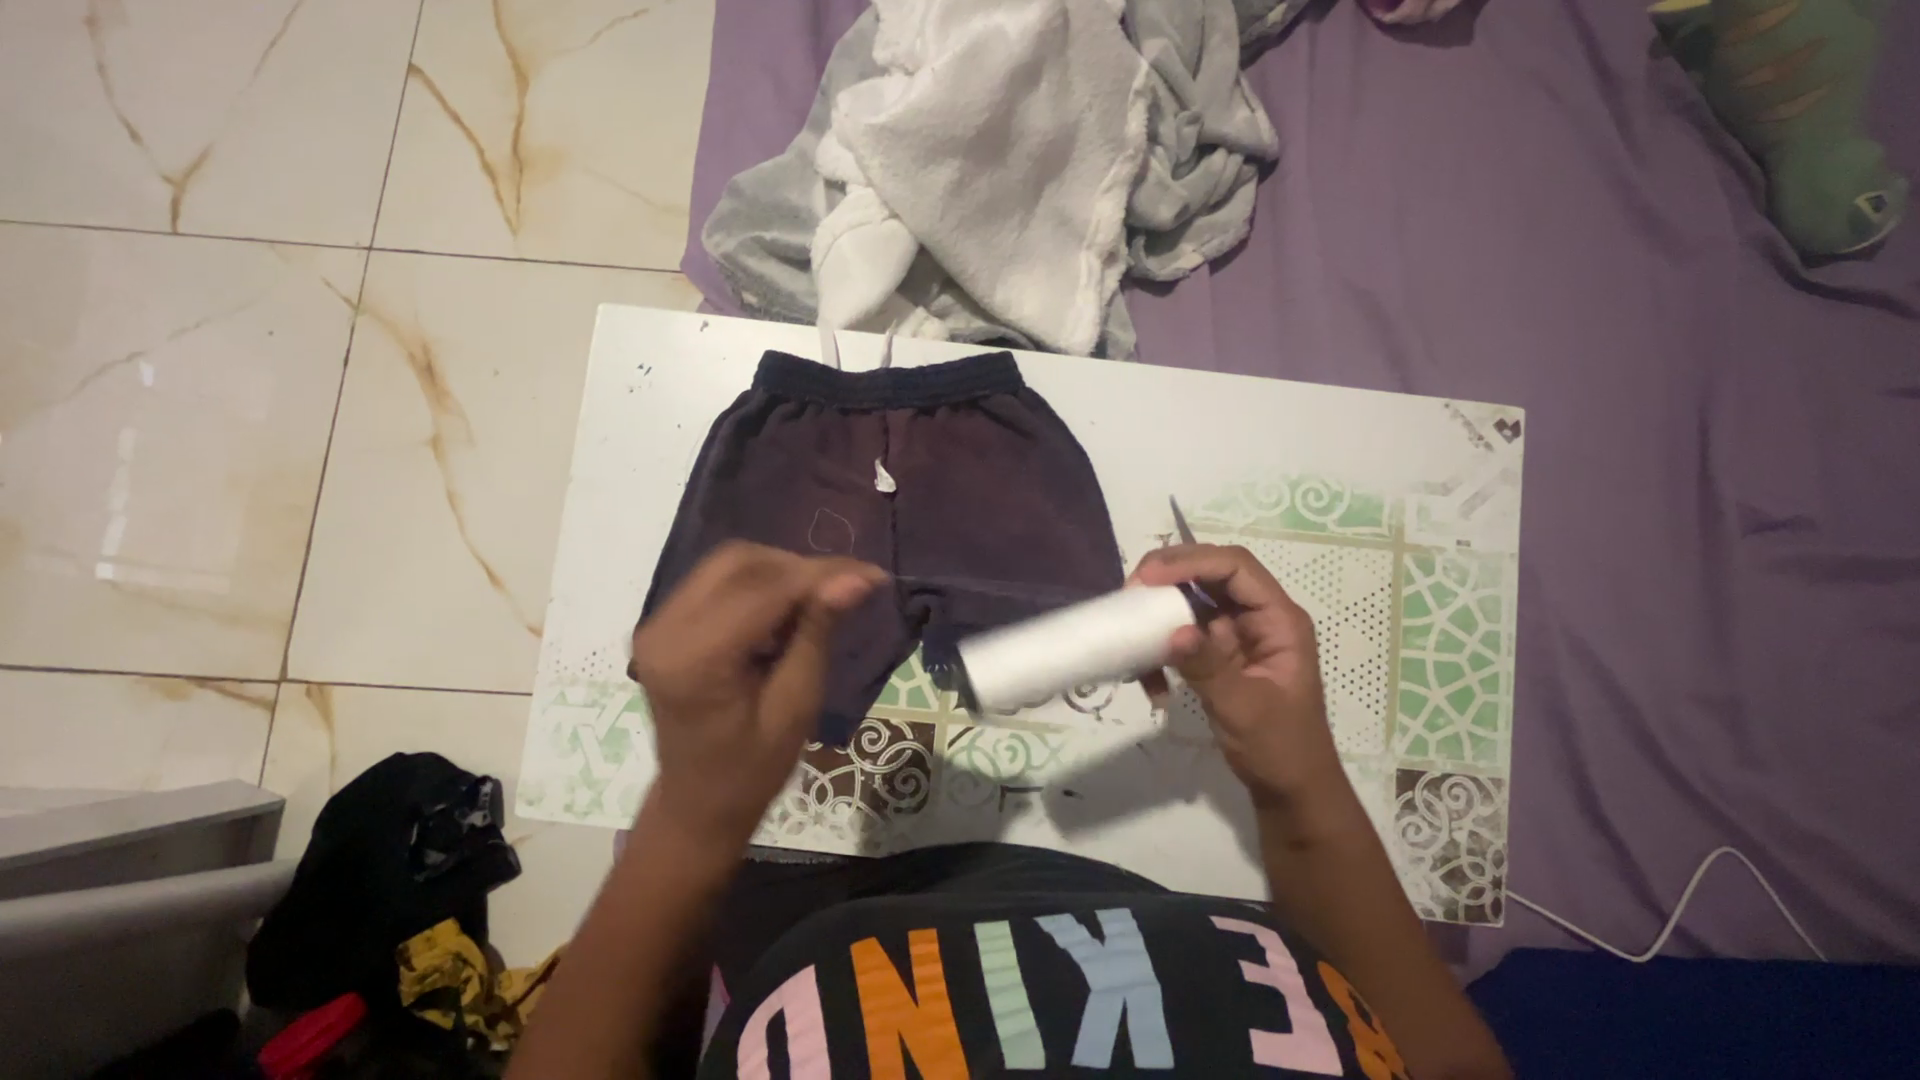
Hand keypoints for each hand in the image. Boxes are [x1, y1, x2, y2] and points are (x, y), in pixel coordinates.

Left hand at [628, 541, 884, 845]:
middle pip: (740, 563)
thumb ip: (816, 633)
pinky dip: (759, 583)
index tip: (873, 575)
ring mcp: (658, 623)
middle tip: (847, 588)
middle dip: (800, 568)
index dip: (821, 575)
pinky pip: (717, 580)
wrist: (699, 801)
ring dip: (780, 571)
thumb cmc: (753, 768)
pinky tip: (786, 609)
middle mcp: (665, 630)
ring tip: (819, 600)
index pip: (763, 591)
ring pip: (729, 564)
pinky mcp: (664, 623)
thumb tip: (854, 579)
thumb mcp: (796, 705)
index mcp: (695, 659)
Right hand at [1132, 544, 1344, 810]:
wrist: (1289, 788)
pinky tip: (1151, 683)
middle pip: (1210, 574)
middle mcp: (1259, 617)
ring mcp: (1237, 634)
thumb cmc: (1279, 748)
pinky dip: (1161, 650)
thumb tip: (1175, 631)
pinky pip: (1183, 634)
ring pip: (1191, 602)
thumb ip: (1209, 667)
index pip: (1236, 568)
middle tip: (1130, 592)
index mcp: (1279, 621)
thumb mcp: (1244, 709)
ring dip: (1160, 616)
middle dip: (1169, 578)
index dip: (1191, 562)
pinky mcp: (1218, 654)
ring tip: (1133, 634)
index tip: (1148, 578)